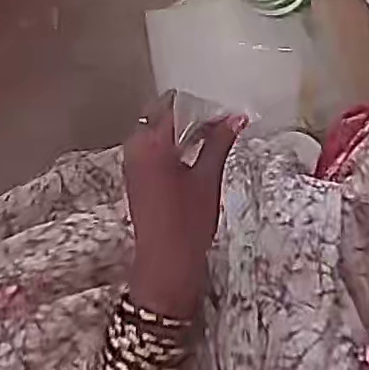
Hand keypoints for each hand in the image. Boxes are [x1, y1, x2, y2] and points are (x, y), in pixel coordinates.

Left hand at [122, 93, 246, 319]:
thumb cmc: (188, 221)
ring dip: (182, 128)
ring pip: (157, 129)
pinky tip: (195, 150)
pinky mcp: (136, 175)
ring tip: (213, 134)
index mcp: (152, 143)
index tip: (224, 109)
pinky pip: (153, 145)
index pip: (175, 105)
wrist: (165, 265)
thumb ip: (220, 141)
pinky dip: (173, 142)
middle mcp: (136, 147)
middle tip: (220, 119)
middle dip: (191, 113)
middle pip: (162, 114)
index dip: (200, 104)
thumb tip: (236, 117)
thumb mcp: (208, 177)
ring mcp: (132, 162)